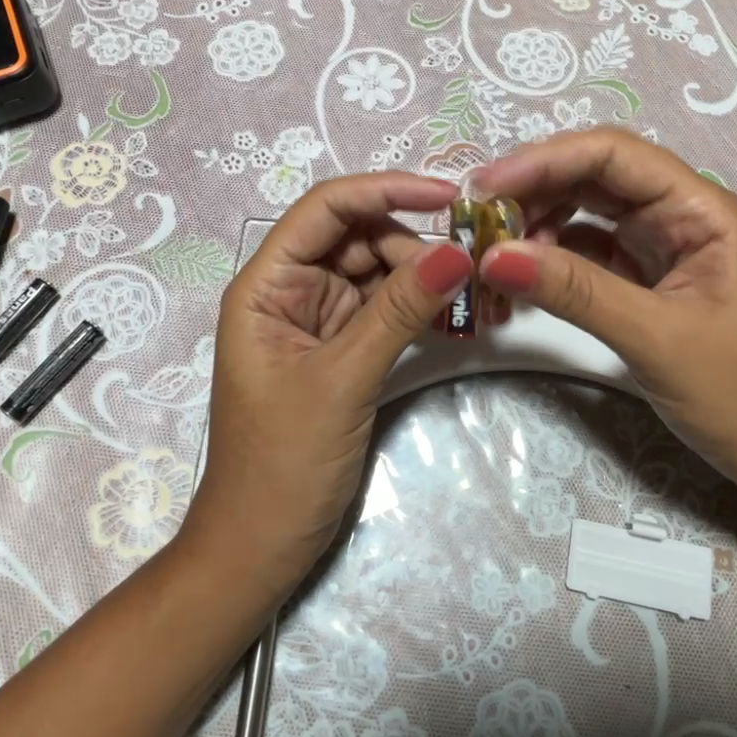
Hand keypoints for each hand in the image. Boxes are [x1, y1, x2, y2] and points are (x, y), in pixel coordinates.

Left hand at [185, 173, 473, 587]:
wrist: (261, 546)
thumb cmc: (282, 463)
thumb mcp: (342, 379)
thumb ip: (398, 311)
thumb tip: (457, 252)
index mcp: (266, 285)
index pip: (325, 210)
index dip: (385, 191)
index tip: (449, 195)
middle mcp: (290, 292)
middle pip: (358, 238)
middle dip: (414, 244)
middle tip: (472, 268)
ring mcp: (318, 322)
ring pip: (378, 274)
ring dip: (424, 278)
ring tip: (474, 297)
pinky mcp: (342, 352)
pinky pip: (386, 312)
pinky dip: (419, 311)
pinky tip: (457, 320)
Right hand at [472, 128, 736, 507]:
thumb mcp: (656, 339)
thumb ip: (576, 291)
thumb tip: (492, 254)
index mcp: (700, 210)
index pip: (614, 156)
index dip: (546, 160)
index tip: (486, 187)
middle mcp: (677, 214)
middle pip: (592, 176)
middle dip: (532, 190)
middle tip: (475, 220)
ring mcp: (658, 245)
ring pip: (584, 211)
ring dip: (535, 223)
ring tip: (492, 253)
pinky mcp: (642, 278)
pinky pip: (584, 251)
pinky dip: (548, 258)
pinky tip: (520, 275)